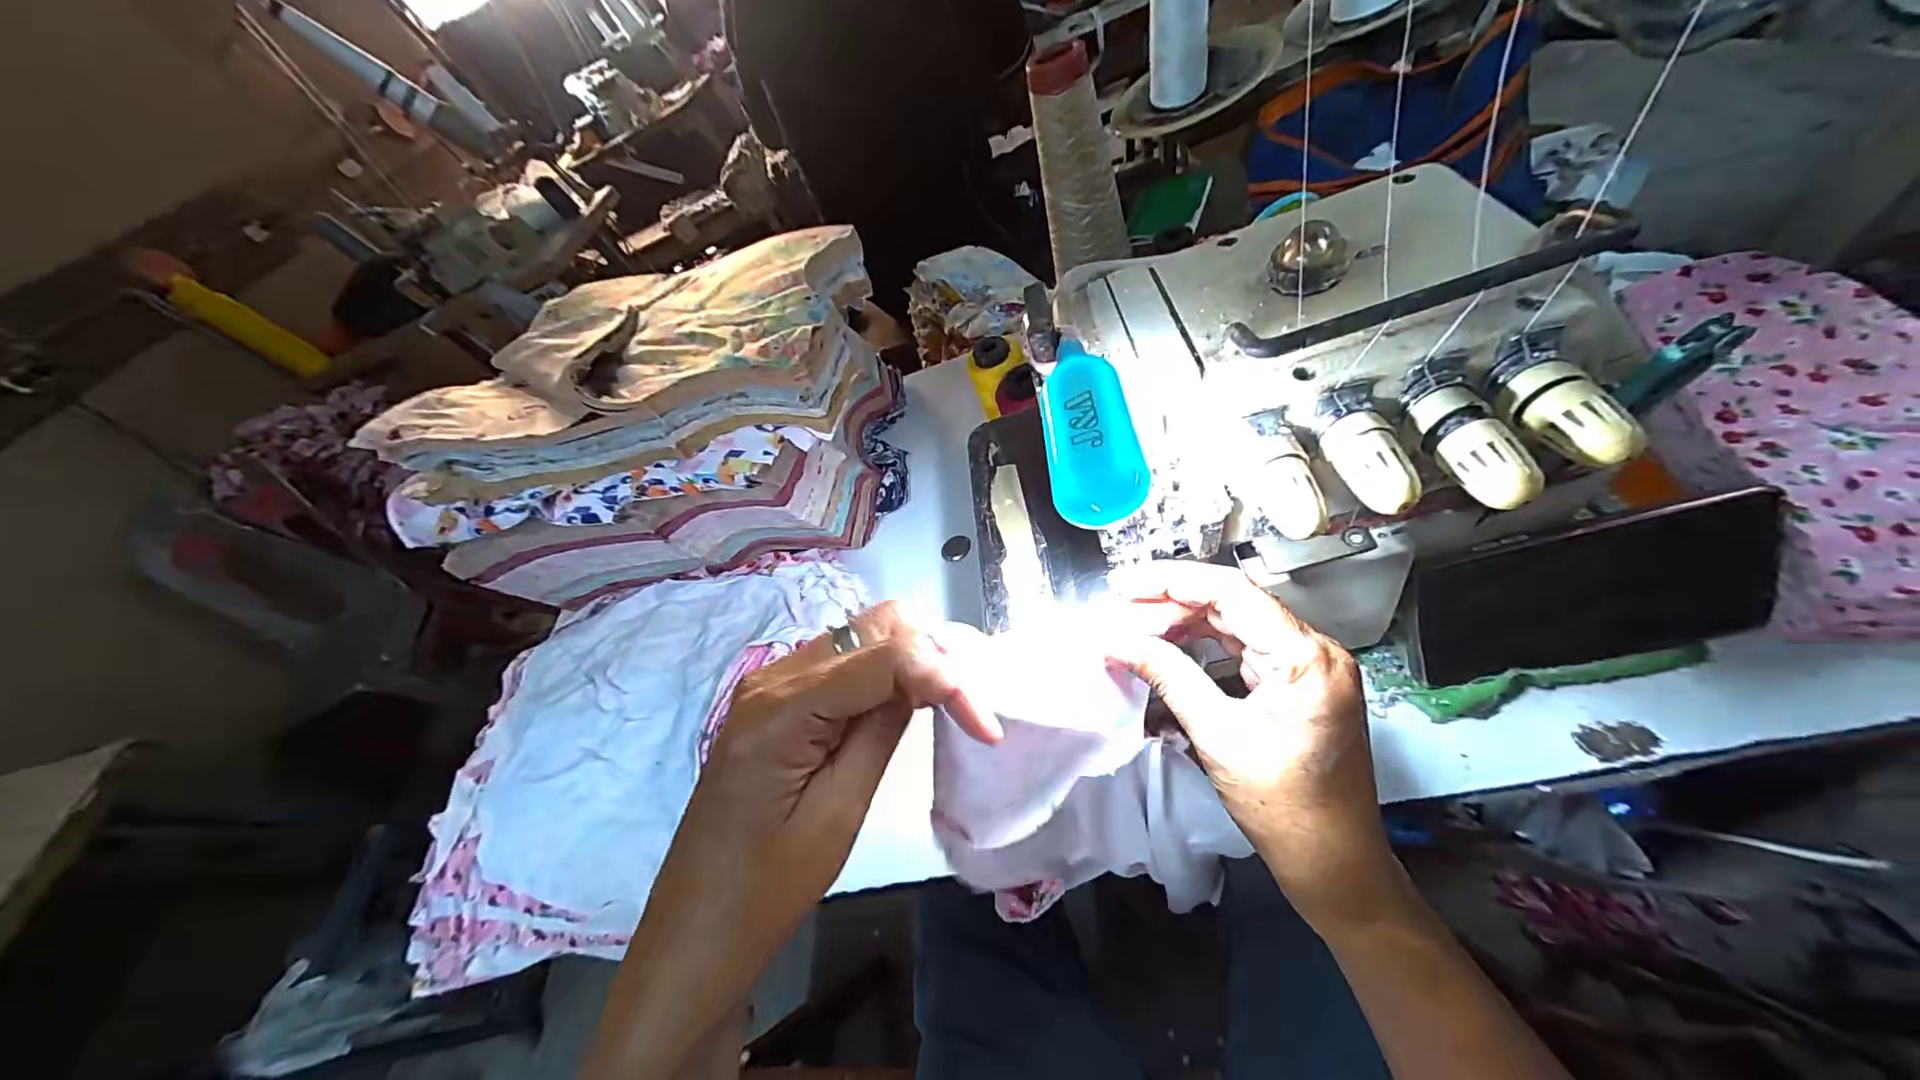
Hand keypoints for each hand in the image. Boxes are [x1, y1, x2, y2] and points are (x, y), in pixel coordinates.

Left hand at [582, 602, 991, 1078]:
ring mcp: (768, 685)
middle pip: (872, 627)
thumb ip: (881, 731)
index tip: (986, 727)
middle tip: (963, 709)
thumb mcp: (838, 813)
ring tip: (943, 709)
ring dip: (907, 661)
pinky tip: (901, 707)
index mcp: (782, 707)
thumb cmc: (766, 890)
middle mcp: (772, 676)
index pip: (885, 657)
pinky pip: (839, 663)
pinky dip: (880, 673)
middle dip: (928, 656)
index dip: (946, 679)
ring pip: (858, 637)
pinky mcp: (773, 701)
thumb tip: (924, 682)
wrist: (696, 931)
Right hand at [1103, 561, 1395, 928]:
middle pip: (1235, 604)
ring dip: (1187, 624)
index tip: (1127, 584)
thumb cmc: (1285, 807)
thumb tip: (1118, 642)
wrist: (1334, 861)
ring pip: (1239, 624)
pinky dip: (1207, 647)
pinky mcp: (1301, 685)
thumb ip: (1167, 675)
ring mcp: (1312, 668)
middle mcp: (1317, 651)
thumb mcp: (1215, 734)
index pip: (1232, 591)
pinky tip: (1173, 650)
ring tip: (1139, 630)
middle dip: (1173, 604)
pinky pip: (1248, 649)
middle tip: (1123, 611)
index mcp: (1306, 657)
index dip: (1172, 581)